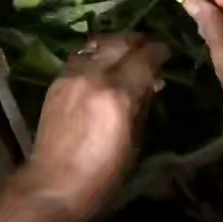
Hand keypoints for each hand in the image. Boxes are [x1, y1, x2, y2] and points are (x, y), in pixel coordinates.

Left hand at [18, 34, 168, 221]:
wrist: (56, 180)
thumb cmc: (104, 172)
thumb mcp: (134, 141)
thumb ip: (142, 105)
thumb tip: (152, 81)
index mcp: (117, 94)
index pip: (142, 59)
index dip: (157, 51)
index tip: (166, 50)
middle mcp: (93, 76)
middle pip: (117, 44)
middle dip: (136, 41)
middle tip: (149, 45)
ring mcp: (71, 75)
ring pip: (95, 46)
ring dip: (114, 44)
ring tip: (127, 50)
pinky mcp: (57, 80)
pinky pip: (79, 57)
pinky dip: (94, 54)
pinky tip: (102, 62)